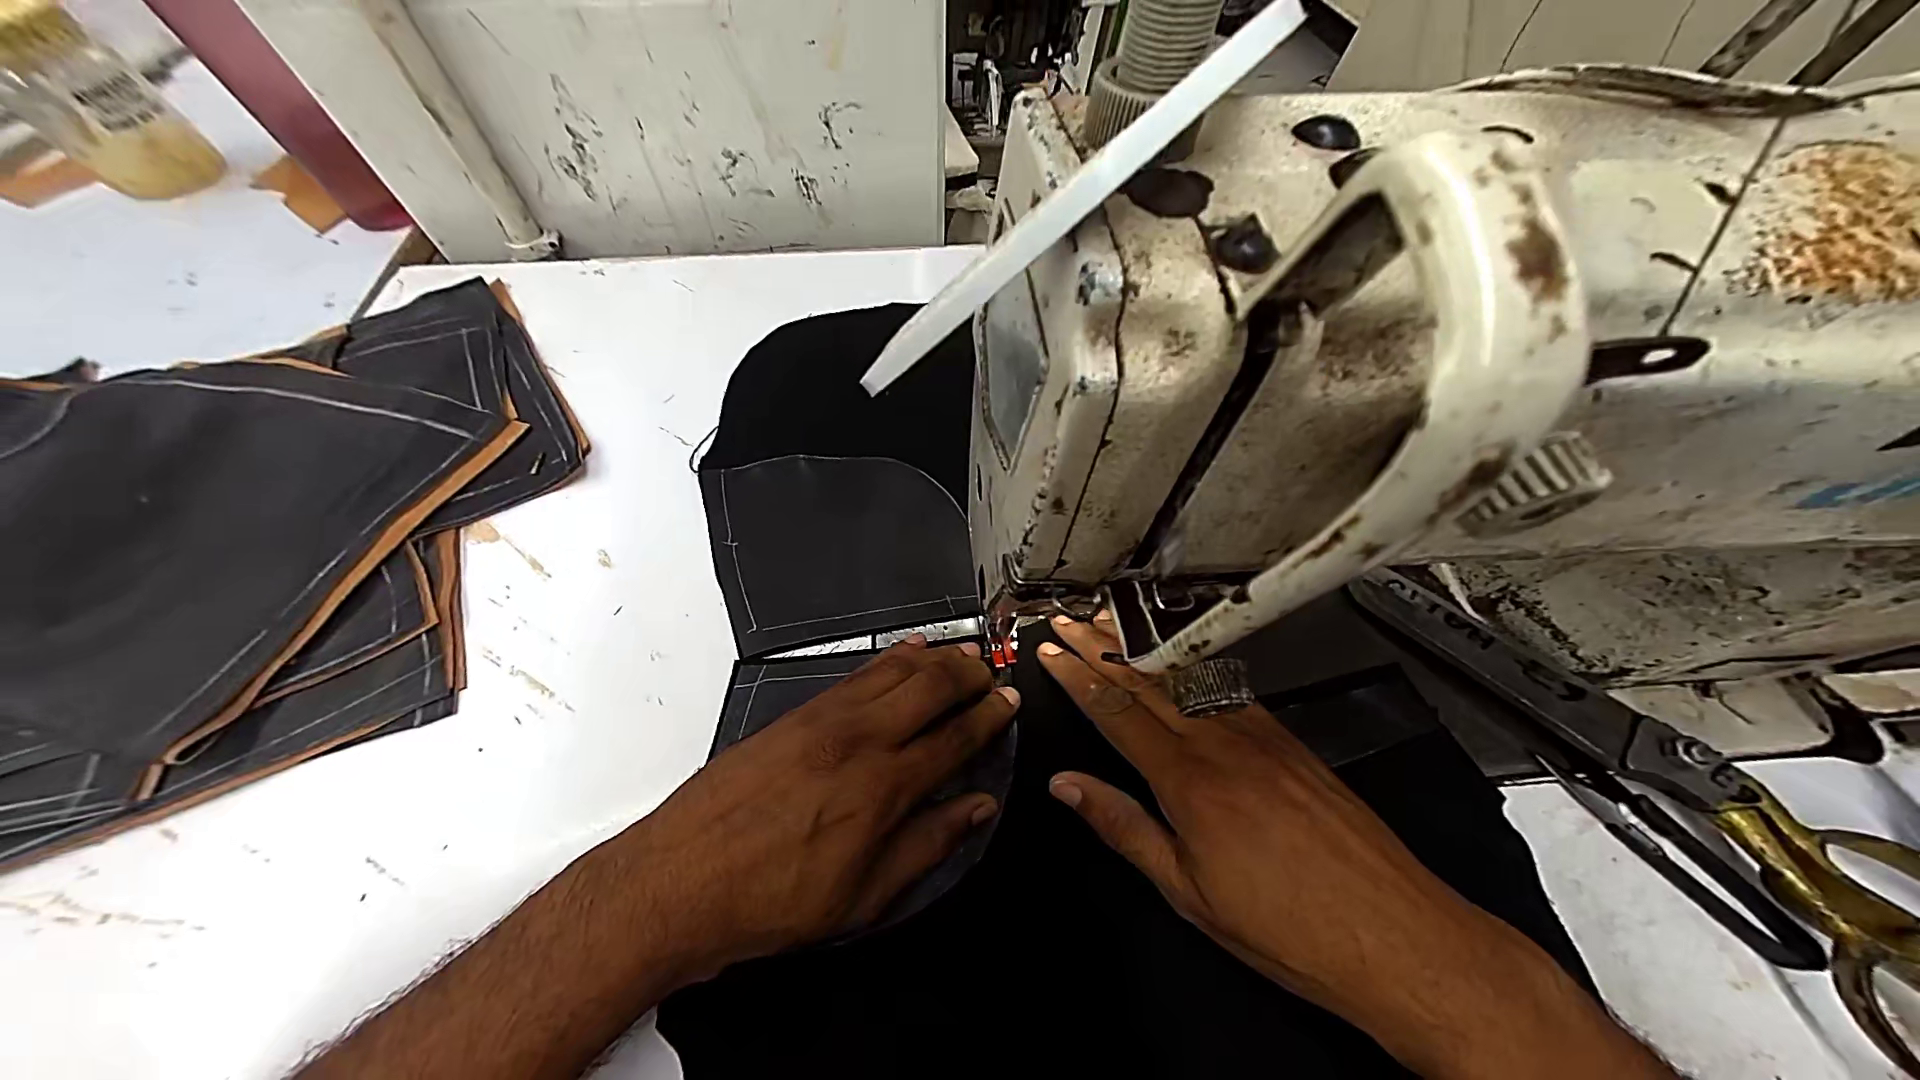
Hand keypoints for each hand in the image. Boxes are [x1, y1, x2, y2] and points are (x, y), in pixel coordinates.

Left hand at [299, 635, 1016, 1079]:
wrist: (678, 878)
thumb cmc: (777, 900)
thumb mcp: (863, 897)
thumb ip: (928, 845)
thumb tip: (978, 807)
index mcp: (886, 786)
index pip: (955, 737)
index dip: (990, 717)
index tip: (1010, 702)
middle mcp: (863, 737)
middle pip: (932, 686)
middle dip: (970, 673)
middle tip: (992, 671)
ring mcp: (827, 717)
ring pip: (896, 670)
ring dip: (935, 656)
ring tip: (963, 650)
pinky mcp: (798, 711)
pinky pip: (856, 673)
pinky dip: (890, 658)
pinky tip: (906, 650)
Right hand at [1036, 614, 1669, 1078]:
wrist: (1399, 938)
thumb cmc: (1289, 928)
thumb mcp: (1187, 891)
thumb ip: (1122, 826)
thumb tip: (1067, 785)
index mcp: (1189, 781)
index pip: (1115, 710)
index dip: (1075, 676)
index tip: (1051, 651)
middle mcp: (1222, 744)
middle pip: (1145, 680)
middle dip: (1098, 645)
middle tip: (1068, 620)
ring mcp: (1260, 735)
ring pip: (1184, 676)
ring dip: (1140, 647)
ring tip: (1108, 625)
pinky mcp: (1288, 740)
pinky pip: (1227, 689)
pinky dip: (1190, 666)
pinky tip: (1177, 660)